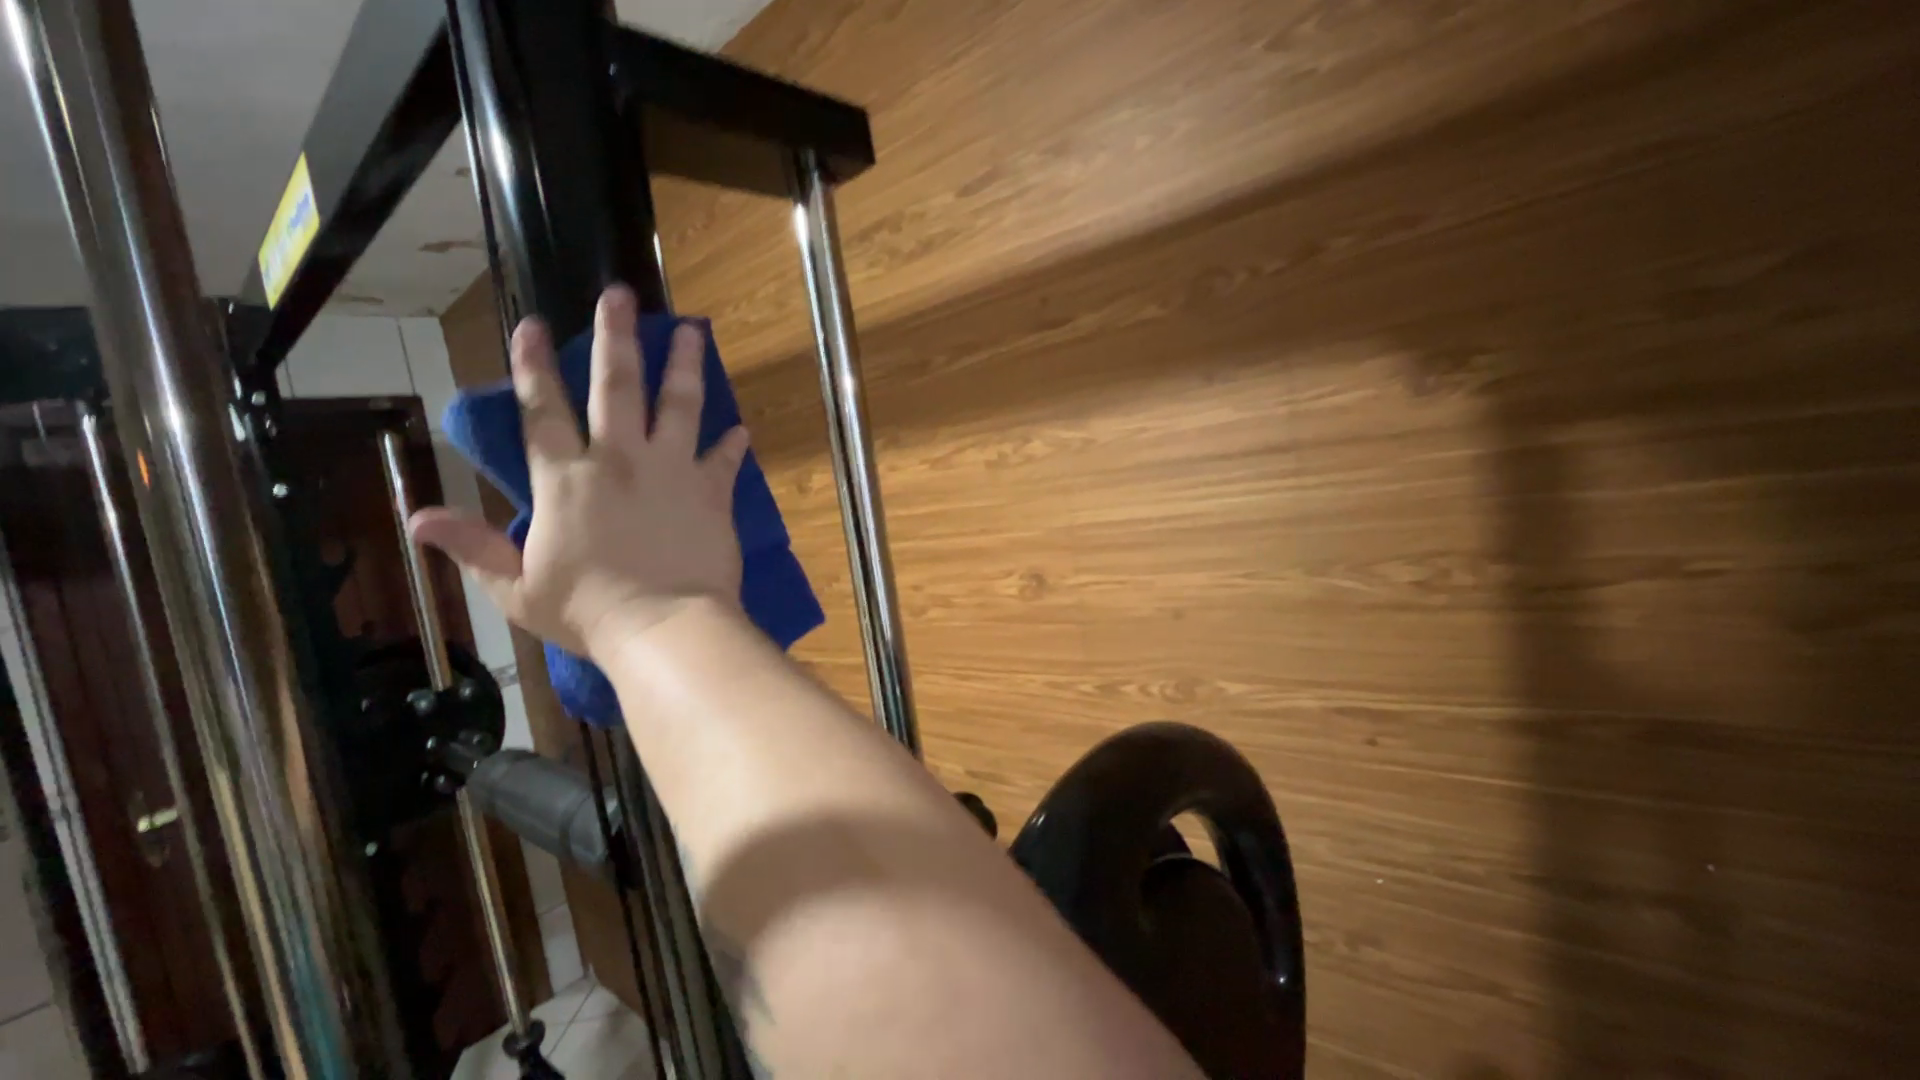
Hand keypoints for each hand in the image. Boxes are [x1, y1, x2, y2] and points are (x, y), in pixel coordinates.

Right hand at [411, 285, 750, 657]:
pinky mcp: (712, 491)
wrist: (663, 626)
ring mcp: (671, 470)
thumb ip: (472, 547)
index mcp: (566, 480)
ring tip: (692, 332)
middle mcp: (619, 460)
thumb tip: (416, 517)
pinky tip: (741, 429)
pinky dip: (732, 444)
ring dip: (684, 365)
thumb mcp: (516, 586)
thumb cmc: (587, 611)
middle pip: (617, 384)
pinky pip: (725, 459)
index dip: (534, 365)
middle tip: (620, 295)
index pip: (543, 411)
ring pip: (678, 403)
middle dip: (615, 336)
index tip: (533, 324)